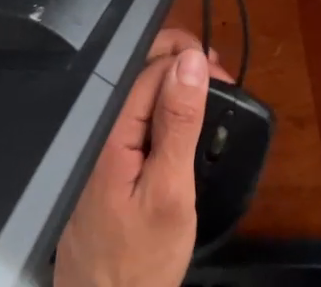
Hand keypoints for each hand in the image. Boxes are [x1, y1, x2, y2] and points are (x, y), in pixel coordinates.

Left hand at [54, 31, 215, 286]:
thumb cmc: (140, 261)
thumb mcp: (170, 191)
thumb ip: (179, 123)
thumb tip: (190, 61)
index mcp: (108, 131)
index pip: (149, 66)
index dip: (188, 59)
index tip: (223, 73)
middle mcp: (97, 131)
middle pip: (140, 73)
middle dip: (182, 65)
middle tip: (222, 82)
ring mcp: (99, 148)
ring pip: (139, 94)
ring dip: (177, 86)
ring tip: (212, 98)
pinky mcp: (106, 164)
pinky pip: (135, 119)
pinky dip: (165, 111)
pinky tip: (187, 122)